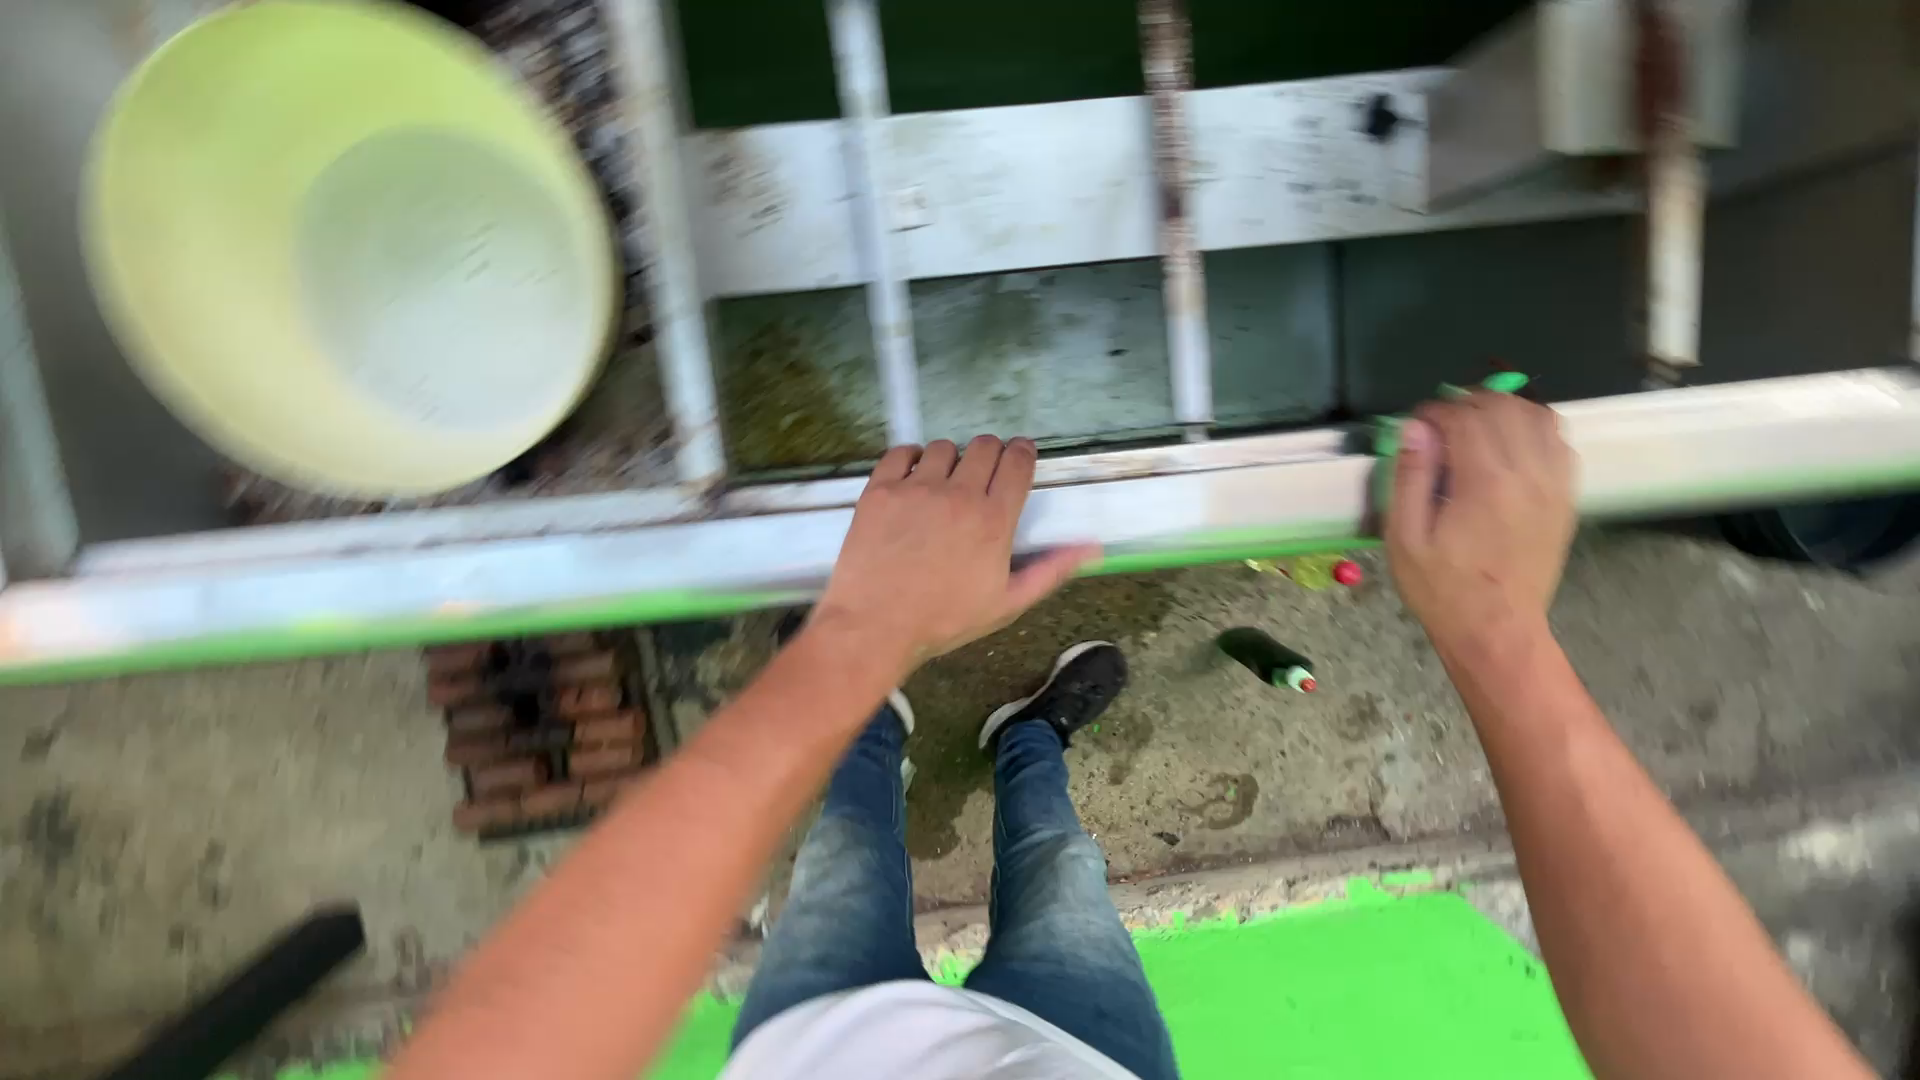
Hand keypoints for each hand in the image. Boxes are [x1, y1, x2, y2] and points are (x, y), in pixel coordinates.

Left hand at [811, 437, 1099, 672]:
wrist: (875, 626)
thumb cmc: (945, 620)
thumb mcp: (1007, 603)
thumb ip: (1051, 569)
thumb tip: (1092, 547)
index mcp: (994, 519)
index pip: (1017, 462)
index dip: (1022, 453)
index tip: (1019, 456)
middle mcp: (958, 494)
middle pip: (984, 445)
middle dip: (990, 454)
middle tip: (982, 475)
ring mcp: (916, 488)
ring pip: (943, 447)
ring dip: (950, 460)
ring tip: (943, 484)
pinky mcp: (880, 490)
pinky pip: (901, 453)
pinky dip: (910, 460)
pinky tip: (911, 481)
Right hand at [1385, 392, 1576, 653]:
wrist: (1497, 627)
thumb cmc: (1441, 587)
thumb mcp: (1404, 537)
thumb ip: (1410, 478)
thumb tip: (1415, 428)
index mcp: (1484, 484)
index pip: (1465, 418)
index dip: (1435, 411)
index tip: (1414, 423)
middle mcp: (1528, 475)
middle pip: (1505, 408)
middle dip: (1468, 402)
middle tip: (1440, 420)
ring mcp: (1554, 485)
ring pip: (1538, 417)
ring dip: (1503, 409)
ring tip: (1473, 425)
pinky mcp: (1566, 497)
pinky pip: (1559, 442)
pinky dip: (1531, 429)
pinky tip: (1506, 444)